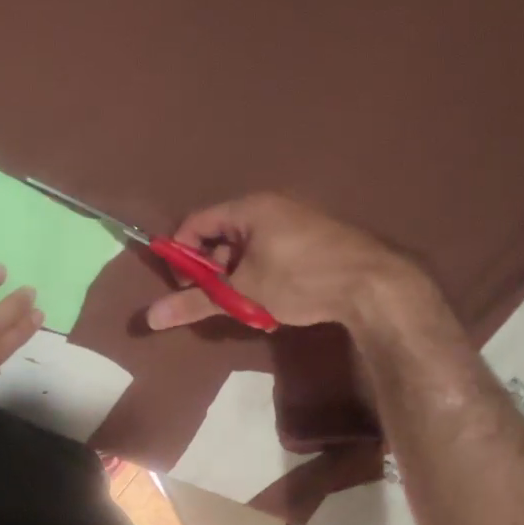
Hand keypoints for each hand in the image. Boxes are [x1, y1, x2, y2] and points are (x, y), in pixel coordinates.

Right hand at [145, 194, 438, 331]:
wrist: (373, 285)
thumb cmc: (301, 280)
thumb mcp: (242, 294)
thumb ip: (195, 303)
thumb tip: (150, 317)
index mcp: (249, 209)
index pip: (196, 222)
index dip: (181, 254)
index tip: (183, 285)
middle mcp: (270, 207)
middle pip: (220, 236)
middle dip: (210, 271)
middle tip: (214, 299)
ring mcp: (294, 221)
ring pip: (245, 248)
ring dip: (235, 278)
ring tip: (244, 305)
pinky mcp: (312, 239)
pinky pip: (269, 252)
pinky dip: (258, 276)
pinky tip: (269, 302)